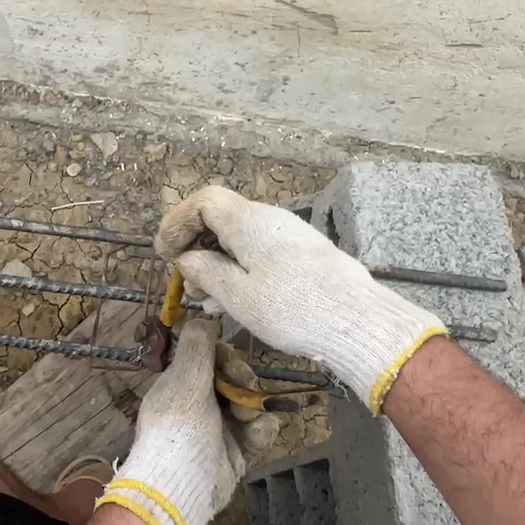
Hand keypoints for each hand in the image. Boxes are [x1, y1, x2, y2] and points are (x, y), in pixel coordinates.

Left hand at [96, 319, 244, 524]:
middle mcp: (199, 403)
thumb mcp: (184, 378)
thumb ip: (197, 345)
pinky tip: (258, 432)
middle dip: (244, 380)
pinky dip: (261, 430)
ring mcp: (219, 429)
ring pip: (250, 404)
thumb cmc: (179, 425)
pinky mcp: (237, 452)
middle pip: (234, 379)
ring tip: (247, 418)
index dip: (225, 357)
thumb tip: (203, 318)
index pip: (210, 359)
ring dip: (254, 406)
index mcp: (180, 384)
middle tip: (245, 386)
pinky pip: (258, 431)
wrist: (182, 485)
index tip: (232, 362)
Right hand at [156, 186, 447, 412]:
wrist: (359, 324)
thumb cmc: (292, 309)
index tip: (165, 254)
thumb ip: (207, 272)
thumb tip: (188, 259)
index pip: (204, 201)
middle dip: (197, 245)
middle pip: (223, 218)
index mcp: (249, 221)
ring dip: (219, 262)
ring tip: (208, 299)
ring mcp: (292, 236)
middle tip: (185, 280)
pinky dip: (241, 269)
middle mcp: (271, 219)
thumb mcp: (238, 295)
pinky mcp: (306, 255)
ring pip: (243, 239)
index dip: (178, 222)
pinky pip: (262, 253)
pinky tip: (239, 301)